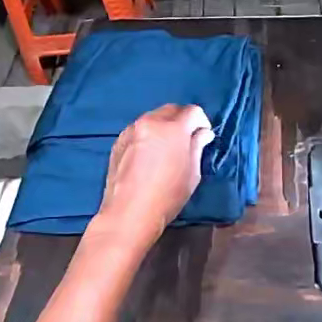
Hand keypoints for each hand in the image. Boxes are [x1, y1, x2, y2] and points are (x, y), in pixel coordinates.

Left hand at [90, 104, 213, 249]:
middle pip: (171, 110)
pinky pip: (138, 130)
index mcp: (173, 128)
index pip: (192, 111)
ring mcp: (131, 130)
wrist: (129, 212)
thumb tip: (203, 133)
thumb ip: (197, 147)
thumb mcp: (192, 173)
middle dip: (182, 119)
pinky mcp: (118, 141)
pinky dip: (148, 135)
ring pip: (152, 118)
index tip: (203, 136)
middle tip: (187, 139)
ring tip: (167, 147)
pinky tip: (149, 155)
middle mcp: (150, 122)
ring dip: (163, 126)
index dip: (202, 122)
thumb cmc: (167, 196)